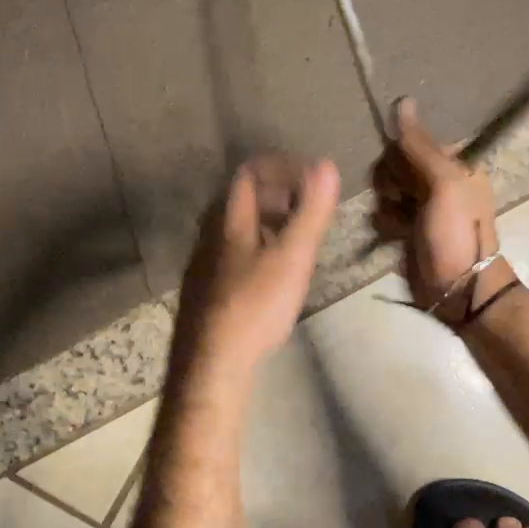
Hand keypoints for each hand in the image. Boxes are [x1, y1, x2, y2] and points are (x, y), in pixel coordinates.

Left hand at [178, 155, 340, 372]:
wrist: (210, 363)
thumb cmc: (254, 306)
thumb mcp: (292, 257)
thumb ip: (310, 213)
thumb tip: (326, 164)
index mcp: (228, 222)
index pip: (249, 174)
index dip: (280, 168)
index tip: (309, 179)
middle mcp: (209, 236)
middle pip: (240, 202)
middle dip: (275, 197)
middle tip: (307, 210)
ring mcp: (202, 266)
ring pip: (235, 232)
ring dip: (266, 227)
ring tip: (295, 243)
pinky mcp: (203, 294)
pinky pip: (230, 257)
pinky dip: (255, 253)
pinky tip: (270, 279)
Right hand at [371, 99, 513, 321]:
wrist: (456, 290)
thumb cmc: (457, 233)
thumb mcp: (444, 184)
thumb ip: (420, 146)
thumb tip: (403, 102)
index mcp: (457, 166)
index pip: (417, 141)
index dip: (403, 150)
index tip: (398, 163)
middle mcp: (438, 184)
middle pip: (397, 164)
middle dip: (391, 179)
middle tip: (401, 196)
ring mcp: (421, 209)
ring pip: (386, 189)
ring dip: (386, 203)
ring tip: (399, 220)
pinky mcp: (405, 232)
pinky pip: (383, 215)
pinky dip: (384, 223)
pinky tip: (392, 234)